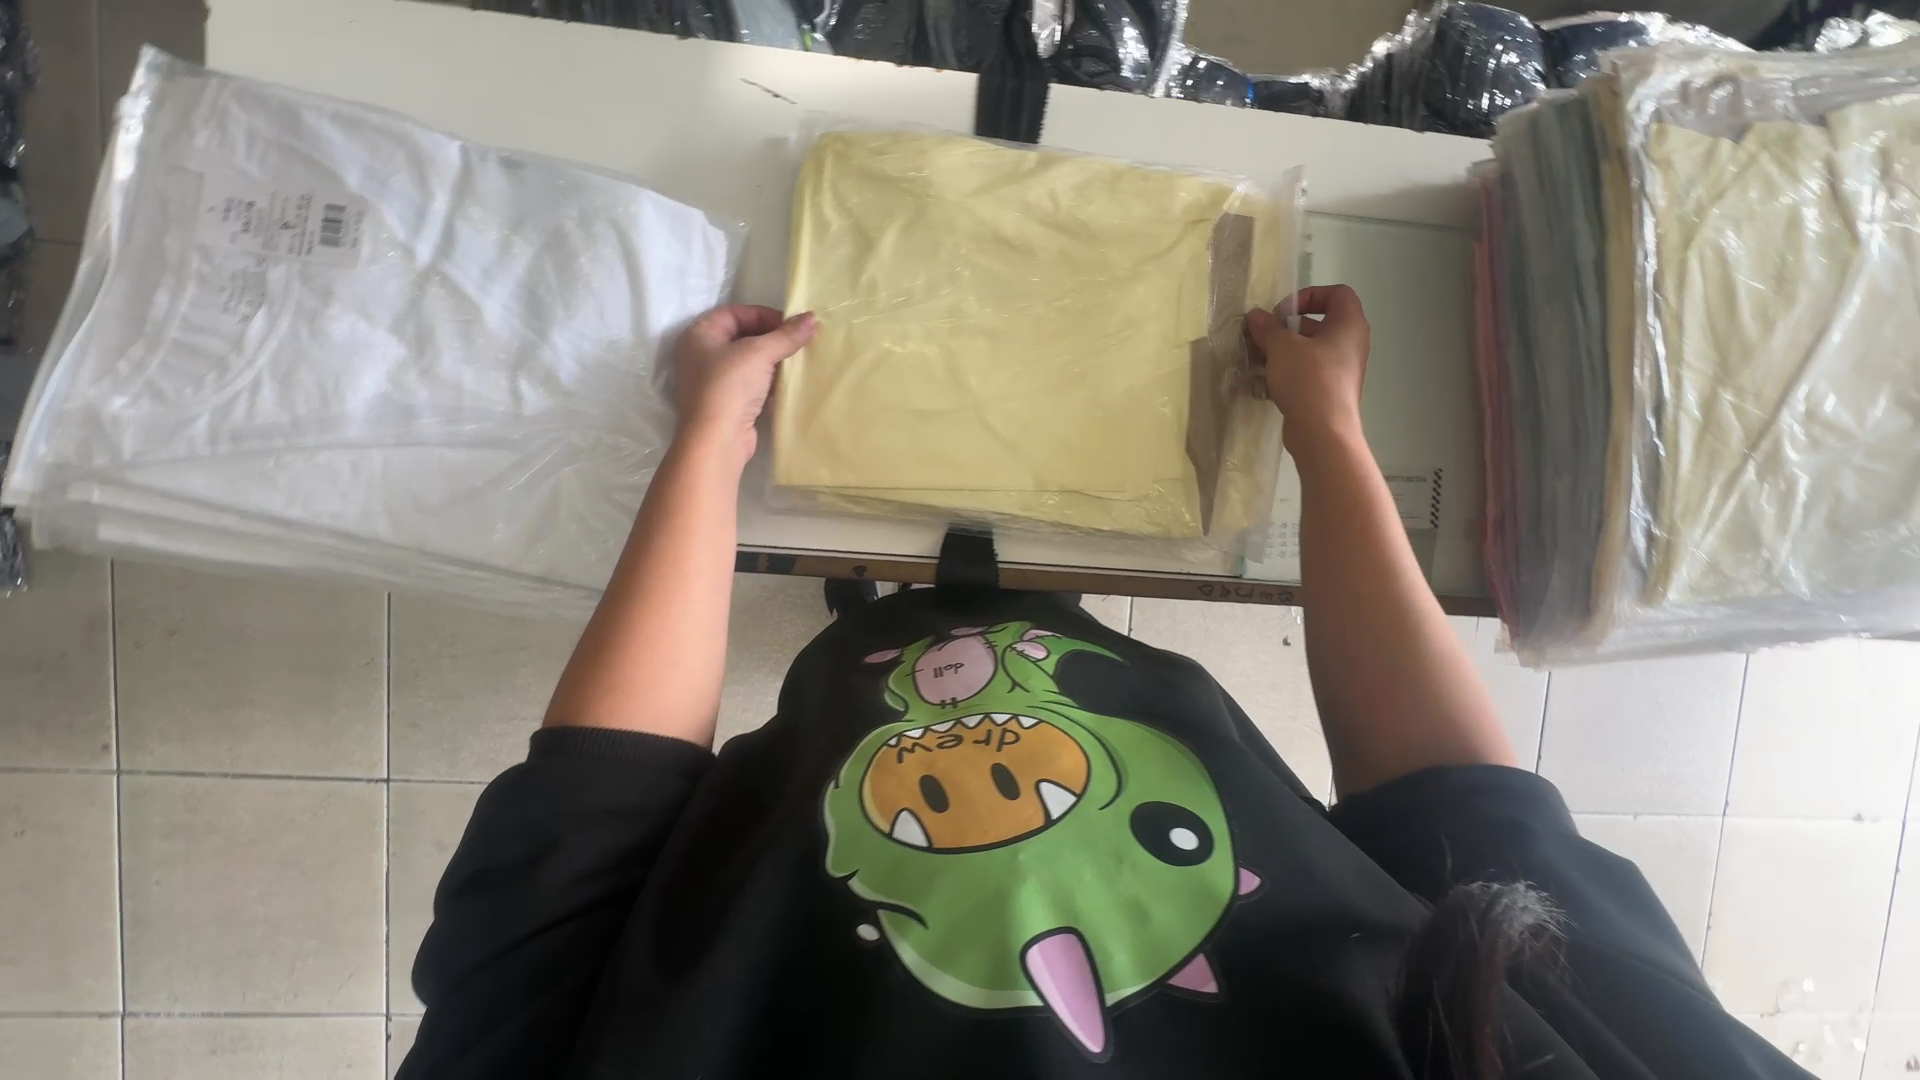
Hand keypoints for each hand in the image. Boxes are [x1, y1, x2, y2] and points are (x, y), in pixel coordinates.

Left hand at [672, 304, 817, 464]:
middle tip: (798, 343)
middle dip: (772, 338)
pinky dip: (768, 381)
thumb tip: (813, 318)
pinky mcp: (727, 402)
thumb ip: (787, 335)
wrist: (717, 439)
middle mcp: (701, 354)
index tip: (792, 326)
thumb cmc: (730, 386)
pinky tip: (787, 384)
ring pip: (748, 361)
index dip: (764, 315)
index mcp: (700, 334)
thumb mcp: (760, 353)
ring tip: (797, 362)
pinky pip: (751, 383)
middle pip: (743, 336)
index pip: (735, 313)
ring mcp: (713, 380)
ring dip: (772, 361)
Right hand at [1245, 285, 1370, 453]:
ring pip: (1307, 351)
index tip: (1282, 312)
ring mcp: (1339, 370)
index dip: (1308, 296)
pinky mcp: (1327, 392)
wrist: (1322, 432)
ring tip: (1254, 361)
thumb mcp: (1281, 347)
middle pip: (1317, 324)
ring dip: (1279, 353)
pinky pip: (1304, 374)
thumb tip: (1255, 315)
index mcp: (1348, 324)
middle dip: (1284, 329)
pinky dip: (1284, 374)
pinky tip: (1259, 384)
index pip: (1336, 293)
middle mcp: (1349, 344)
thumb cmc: (1308, 379)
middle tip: (1261, 338)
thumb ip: (1267, 328)